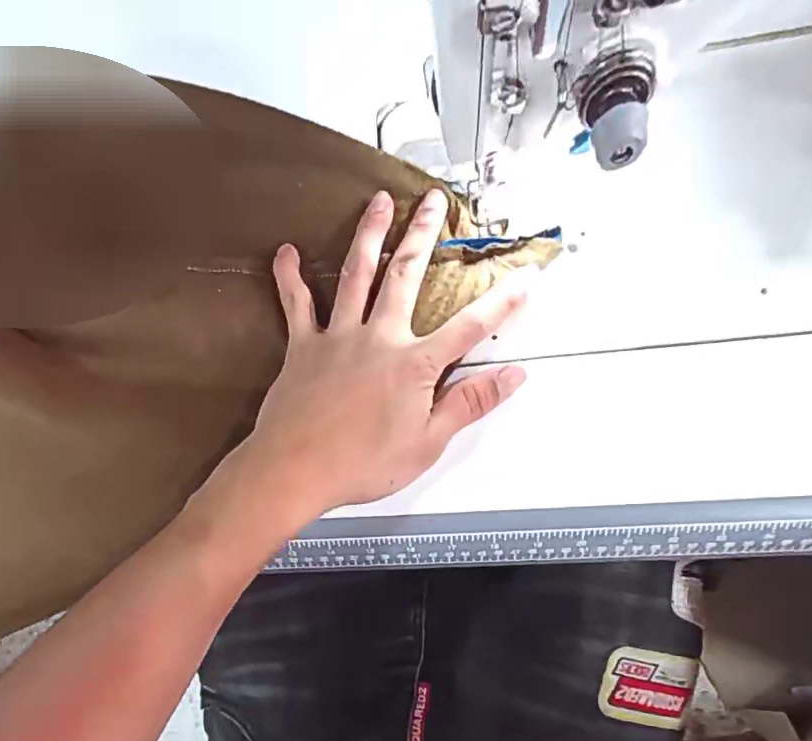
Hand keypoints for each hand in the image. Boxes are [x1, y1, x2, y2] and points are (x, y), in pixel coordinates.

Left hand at [222, 188, 534, 519]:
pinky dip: (290, 278)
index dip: (501, 302)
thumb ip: (467, 405)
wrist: (296, 470)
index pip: (469, 327)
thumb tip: (509, 378)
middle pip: (406, 275)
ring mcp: (338, 339)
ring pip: (356, 275)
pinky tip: (286, 253)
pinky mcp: (303, 349)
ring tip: (379, 202)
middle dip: (424, 234)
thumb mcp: (426, 444)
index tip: (525, 277)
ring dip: (369, 234)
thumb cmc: (359, 464)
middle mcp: (378, 340)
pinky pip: (296, 305)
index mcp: (413, 365)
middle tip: (433, 201)